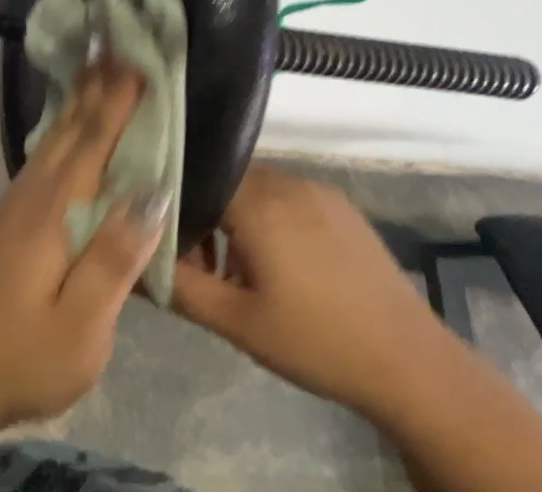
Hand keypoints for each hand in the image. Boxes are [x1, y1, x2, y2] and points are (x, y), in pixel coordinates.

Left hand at [0, 57, 169, 426]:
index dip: (115, 105)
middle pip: (68, 133)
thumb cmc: (22, 357)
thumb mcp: (79, 326)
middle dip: (95, 88)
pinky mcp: (13, 221)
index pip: (90, 148)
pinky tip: (74, 130)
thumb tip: (151, 196)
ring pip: (54, 143)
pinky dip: (66, 135)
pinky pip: (47, 162)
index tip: (136, 61)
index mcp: (50, 218)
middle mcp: (30, 199)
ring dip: (79, 104)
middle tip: (117, 43)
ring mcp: (17, 207)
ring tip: (100, 70)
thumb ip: (112, 261)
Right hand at [167, 166, 454, 419]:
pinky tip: (269, 269)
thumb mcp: (234, 320)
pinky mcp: (342, 211)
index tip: (151, 231)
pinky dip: (264, 222)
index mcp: (258, 202)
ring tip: (227, 271)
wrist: (413, 367)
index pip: (192, 174)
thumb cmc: (316, 341)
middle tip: (189, 260)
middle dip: (198, 213)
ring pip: (253, 190)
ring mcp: (320, 194)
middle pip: (221, 181)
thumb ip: (174, 285)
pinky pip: (285, 200)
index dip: (167, 200)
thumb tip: (127, 262)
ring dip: (231, 219)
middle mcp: (288, 183)